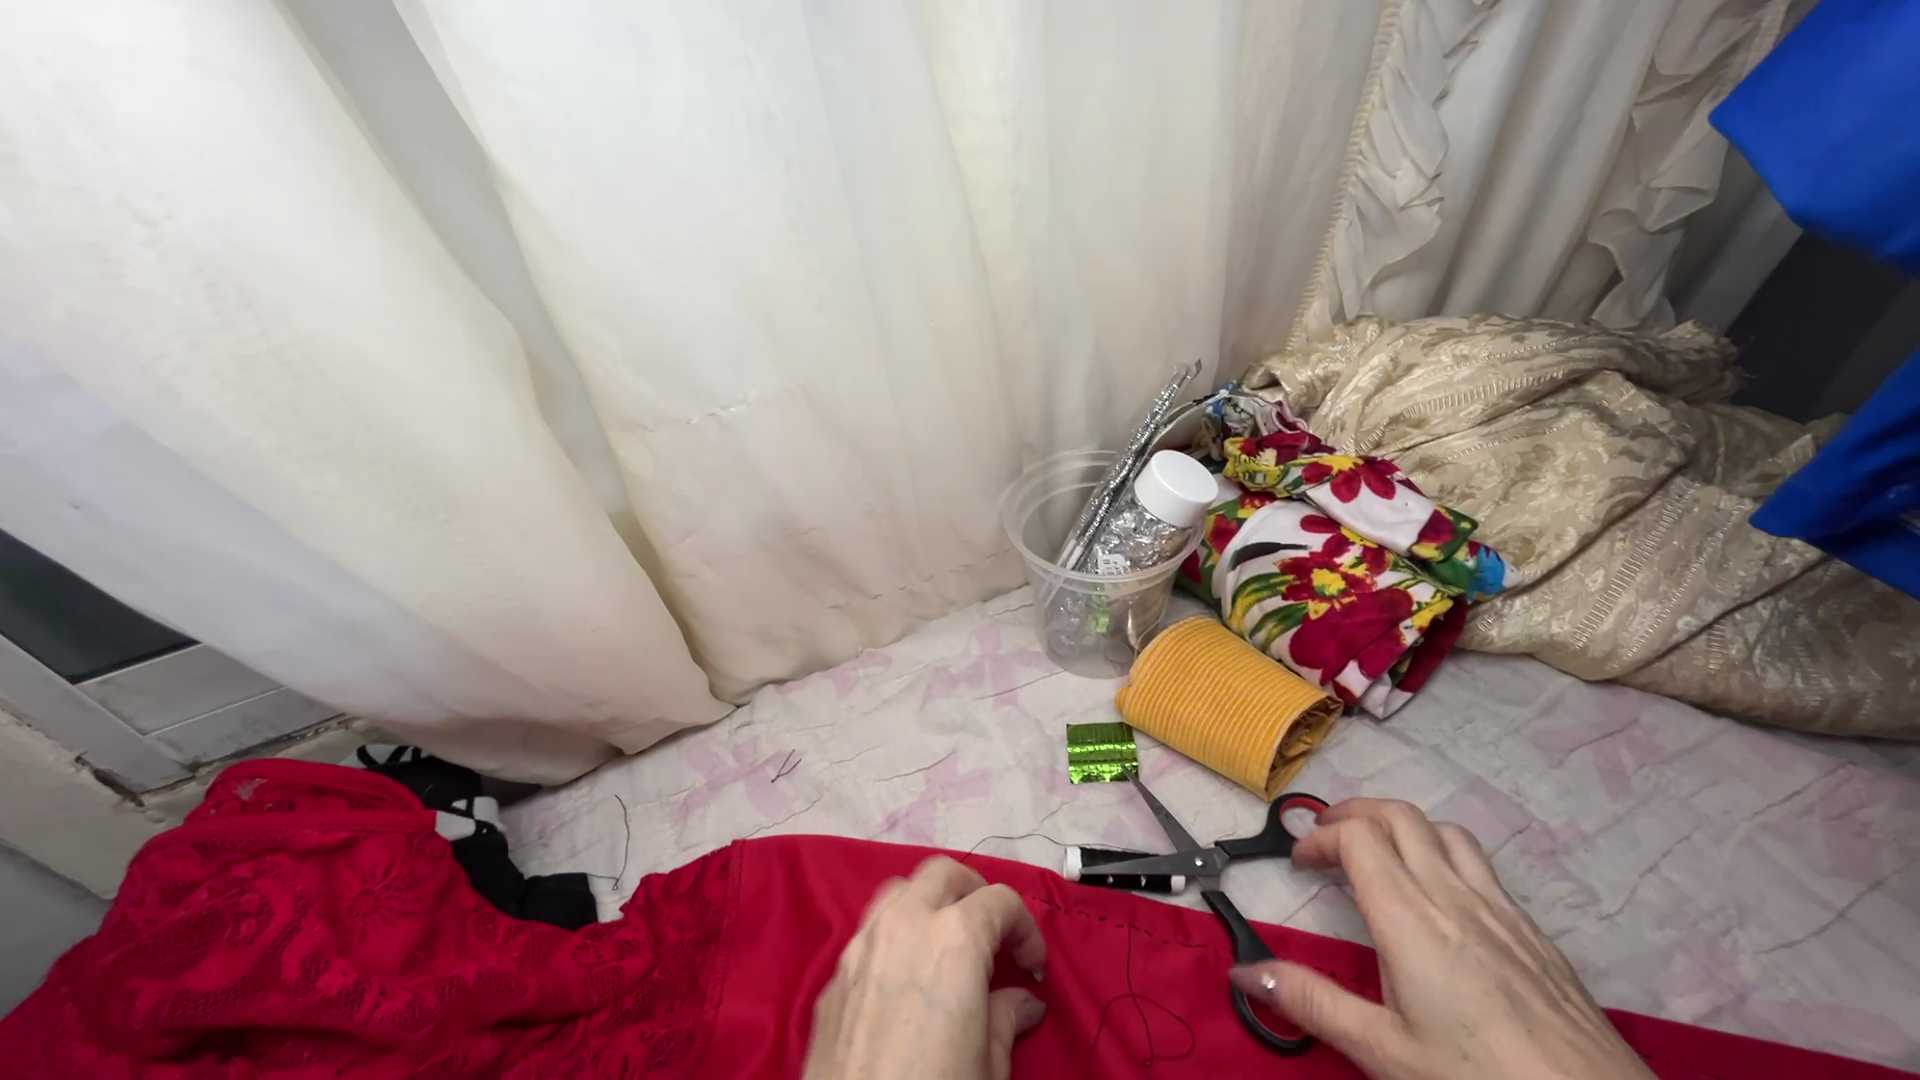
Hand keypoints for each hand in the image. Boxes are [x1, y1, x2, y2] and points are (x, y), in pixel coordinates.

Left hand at [804, 856, 1048, 1079]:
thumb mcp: (990, 1066)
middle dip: (976, 894)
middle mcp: (904, 925)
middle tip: (995, 936)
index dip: (1026, 929)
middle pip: (944, 874)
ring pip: (900, 891)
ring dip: (930, 903)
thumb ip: (1007, 1018)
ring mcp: (861, 946)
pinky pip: (871, 931)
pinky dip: (897, 935)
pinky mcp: (834, 977)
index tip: (1032, 965)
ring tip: (950, 943)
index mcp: (954, 938)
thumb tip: (1022, 1002)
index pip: (1000, 902)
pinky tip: (909, 976)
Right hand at [1231, 799, 1653, 1079]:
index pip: (1356, 838)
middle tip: (1327, 840)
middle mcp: (1452, 895)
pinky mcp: (1532, 930)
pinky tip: (1442, 898)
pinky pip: (1480, 865)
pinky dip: (1444, 854)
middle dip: (1354, 814)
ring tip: (1380, 853)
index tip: (1298, 861)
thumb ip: (1311, 1002)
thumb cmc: (1480, 1079)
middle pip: (1398, 816)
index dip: (1318, 837)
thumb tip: (1246, 972)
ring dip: (1402, 826)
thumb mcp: (1383, 1050)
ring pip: (1444, 830)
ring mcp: (1499, 908)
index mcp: (1408, 916)